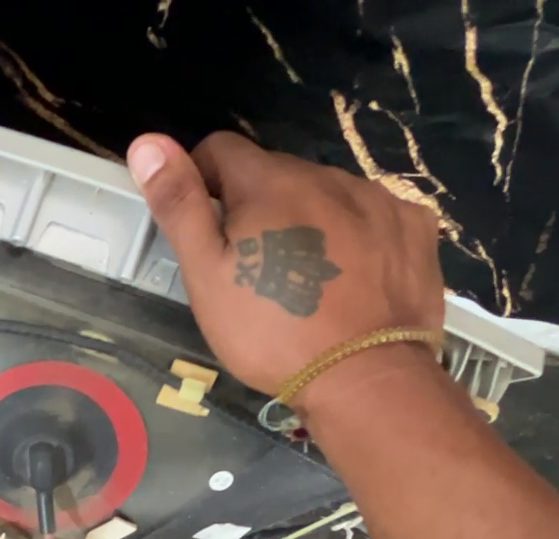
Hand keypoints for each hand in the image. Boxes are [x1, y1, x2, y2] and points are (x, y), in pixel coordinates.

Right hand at [126, 132, 445, 411]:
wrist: (363, 376)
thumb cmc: (268, 330)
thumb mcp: (206, 274)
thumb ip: (179, 206)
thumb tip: (146, 142)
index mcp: (269, 184)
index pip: (220, 150)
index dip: (197, 181)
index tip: (196, 227)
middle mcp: (327, 175)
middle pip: (273, 174)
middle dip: (250, 207)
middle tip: (242, 270)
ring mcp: (377, 199)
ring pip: (321, 195)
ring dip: (300, 221)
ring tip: (293, 280)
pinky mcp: (412, 227)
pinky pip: (368, 215)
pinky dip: (348, 235)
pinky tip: (341, 279)